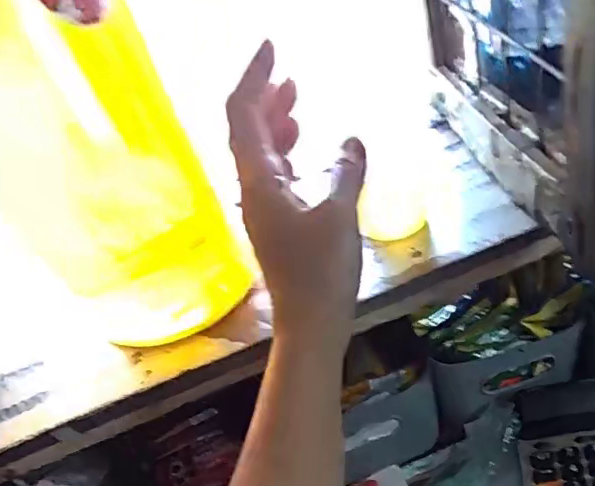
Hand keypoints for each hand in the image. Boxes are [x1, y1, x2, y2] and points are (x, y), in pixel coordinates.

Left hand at [226, 41, 365, 341]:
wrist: (310, 326)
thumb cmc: (322, 274)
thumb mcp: (339, 218)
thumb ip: (345, 173)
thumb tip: (352, 141)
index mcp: (259, 181)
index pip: (243, 111)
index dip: (255, 76)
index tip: (273, 50)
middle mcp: (253, 193)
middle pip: (247, 132)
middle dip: (266, 100)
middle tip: (291, 79)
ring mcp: (263, 214)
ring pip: (260, 158)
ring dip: (276, 129)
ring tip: (298, 111)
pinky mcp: (277, 232)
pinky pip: (274, 181)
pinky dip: (287, 160)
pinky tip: (306, 161)